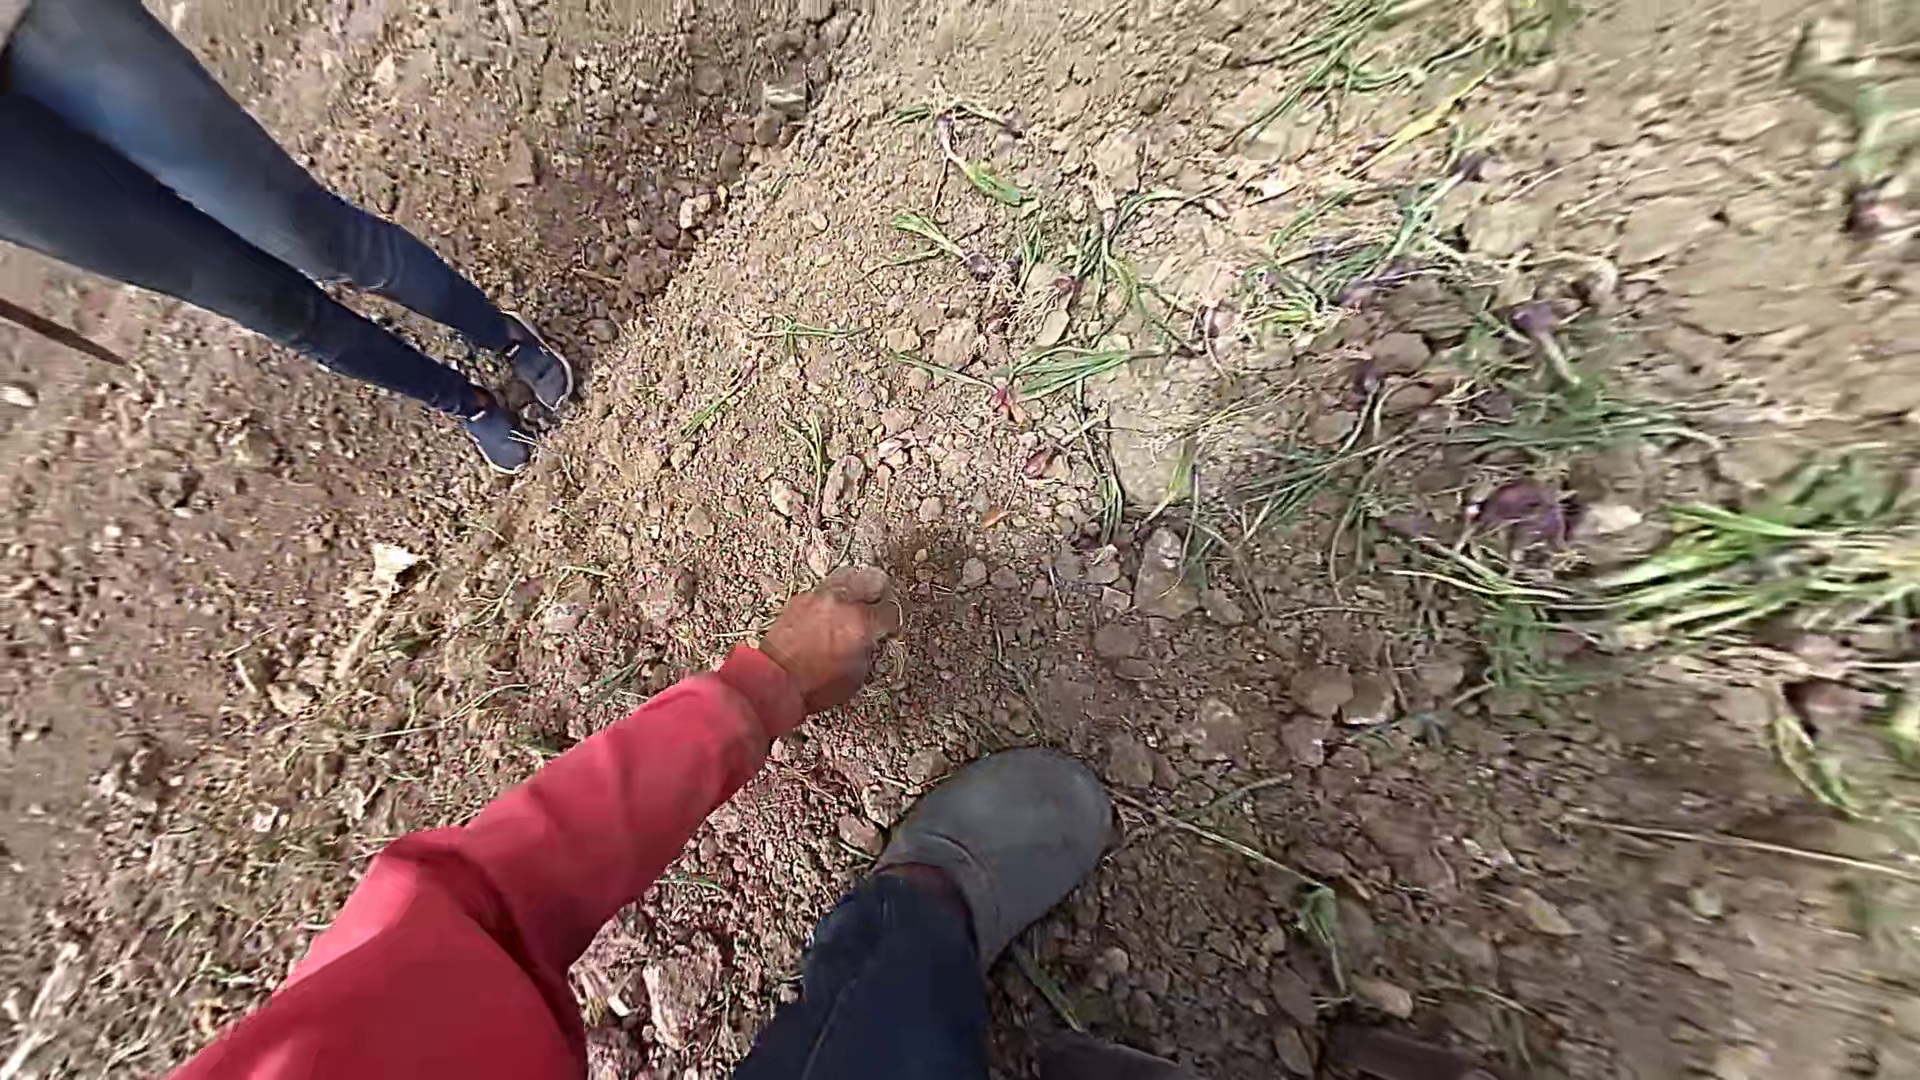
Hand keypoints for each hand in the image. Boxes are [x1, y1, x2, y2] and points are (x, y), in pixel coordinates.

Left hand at [759, 567, 901, 714]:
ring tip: (856, 602)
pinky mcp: (801, 599)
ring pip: (848, 578)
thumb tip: (872, 641)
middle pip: (873, 582)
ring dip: (856, 589)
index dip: (894, 621)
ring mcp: (820, 598)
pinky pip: (825, 590)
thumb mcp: (857, 676)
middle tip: (879, 606)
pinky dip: (832, 598)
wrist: (774, 682)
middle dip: (880, 595)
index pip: (891, 611)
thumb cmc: (812, 685)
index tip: (891, 628)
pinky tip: (831, 610)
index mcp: (861, 624)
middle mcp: (842, 604)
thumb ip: (870, 650)